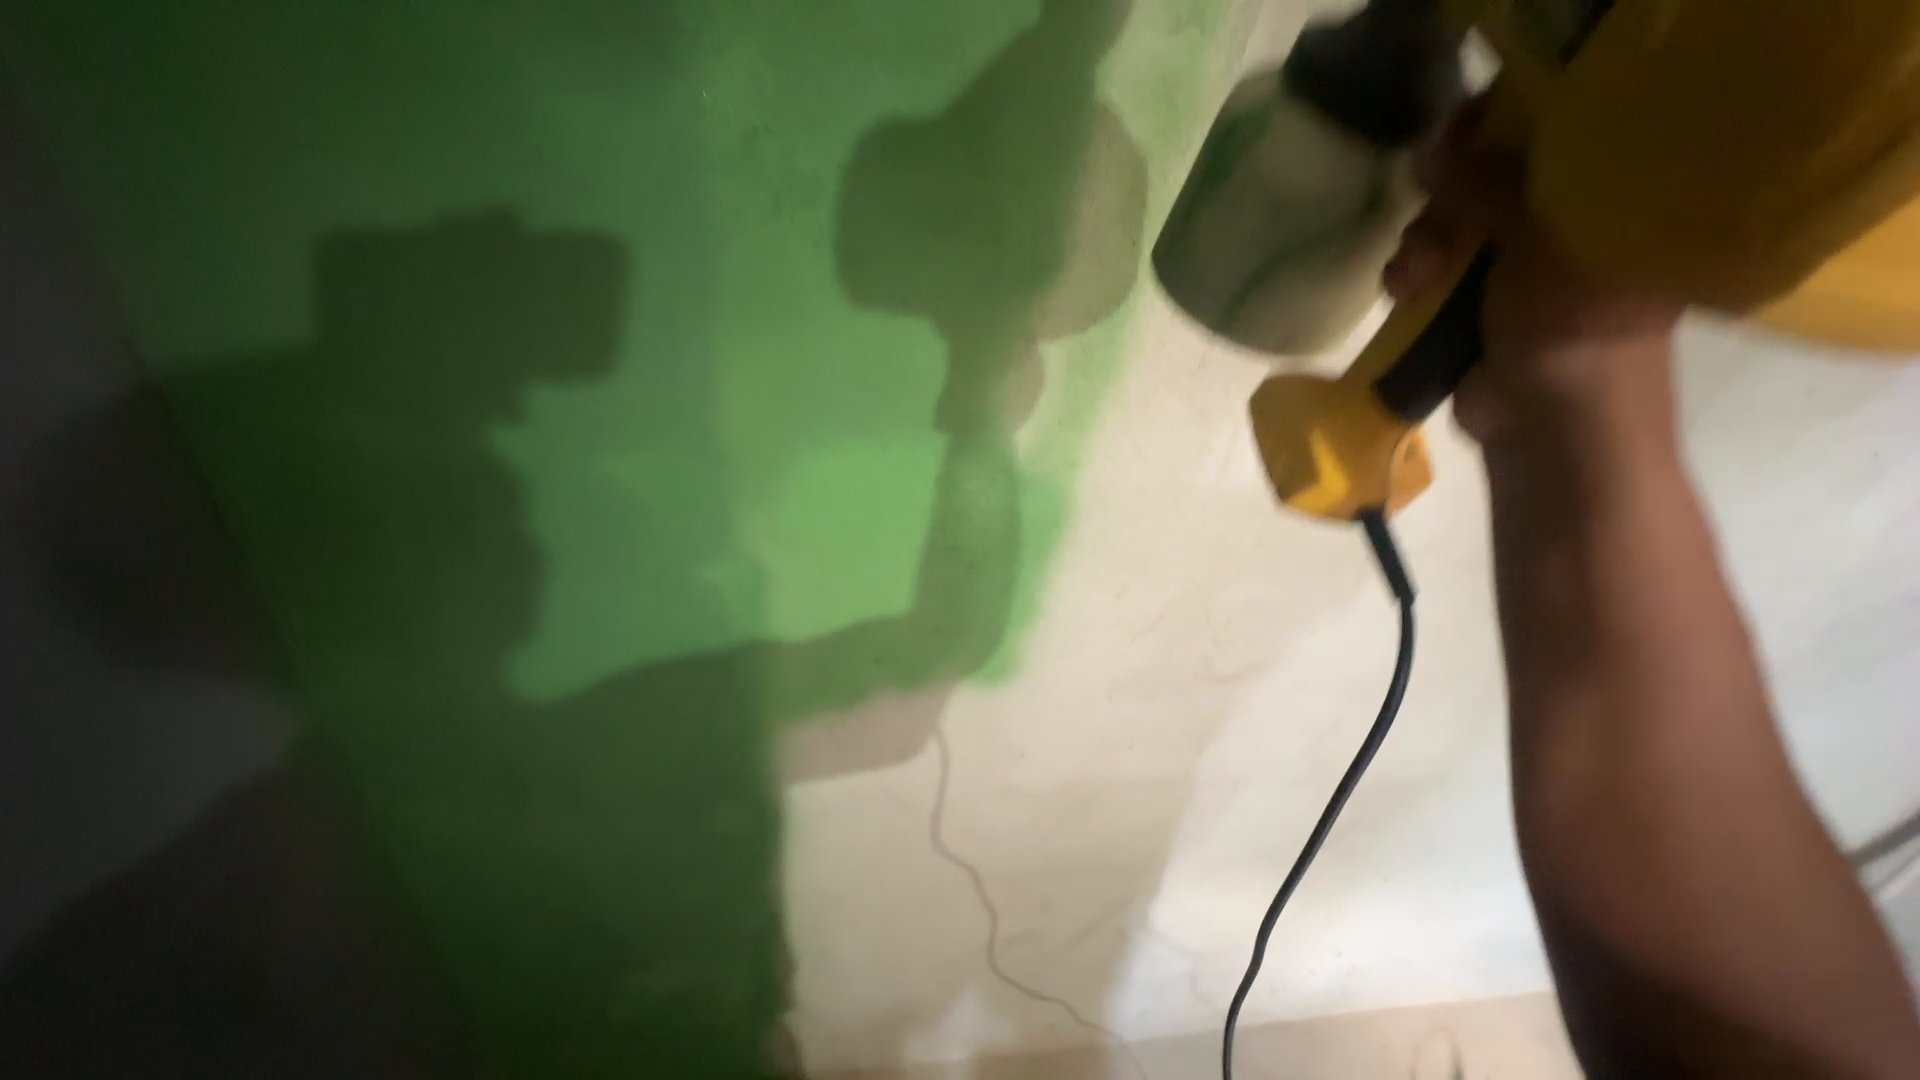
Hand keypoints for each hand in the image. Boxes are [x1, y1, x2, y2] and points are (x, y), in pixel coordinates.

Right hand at [1382, 99, 1684, 448]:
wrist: (1548, 425)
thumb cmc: (1570, 325)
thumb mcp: (1541, 239)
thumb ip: (1489, 187)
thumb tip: (1433, 143)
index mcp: (1611, 199)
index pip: (1551, 136)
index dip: (1498, 130)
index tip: (1452, 141)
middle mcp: (1565, 226)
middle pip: (1488, 181)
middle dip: (1447, 202)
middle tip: (1434, 223)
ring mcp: (1515, 269)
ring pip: (1451, 227)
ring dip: (1421, 246)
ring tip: (1410, 279)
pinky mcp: (1472, 307)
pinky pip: (1432, 271)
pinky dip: (1412, 277)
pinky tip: (1402, 293)